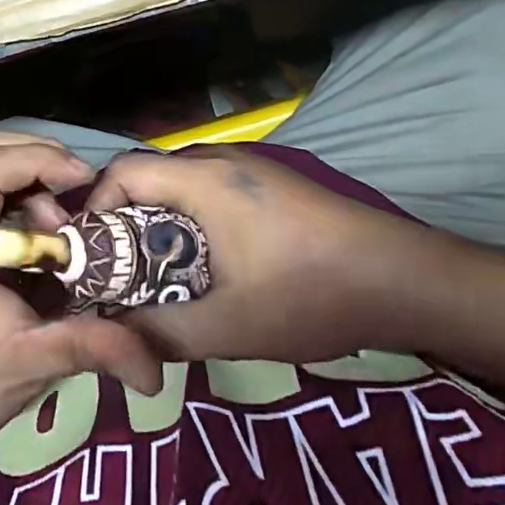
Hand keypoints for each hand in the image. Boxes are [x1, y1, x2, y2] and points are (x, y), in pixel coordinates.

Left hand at [0, 136, 163, 491]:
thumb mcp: (27, 364)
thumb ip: (91, 347)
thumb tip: (158, 369)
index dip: (39, 161)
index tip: (86, 179)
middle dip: (38, 161)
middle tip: (82, 188)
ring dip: (31, 186)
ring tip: (67, 229)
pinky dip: (22, 206)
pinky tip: (50, 239)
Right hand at [87, 147, 451, 364]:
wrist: (413, 282)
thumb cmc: (314, 295)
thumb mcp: (229, 326)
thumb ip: (159, 334)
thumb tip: (111, 343)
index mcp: (204, 180)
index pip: (122, 171)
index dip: (94, 208)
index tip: (91, 256)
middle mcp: (220, 161)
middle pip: (146, 177)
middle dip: (123, 223)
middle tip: (118, 273)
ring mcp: (250, 168)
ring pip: (176, 186)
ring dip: (156, 223)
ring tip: (156, 273)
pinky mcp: (270, 184)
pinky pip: (205, 191)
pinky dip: (186, 221)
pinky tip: (203, 264)